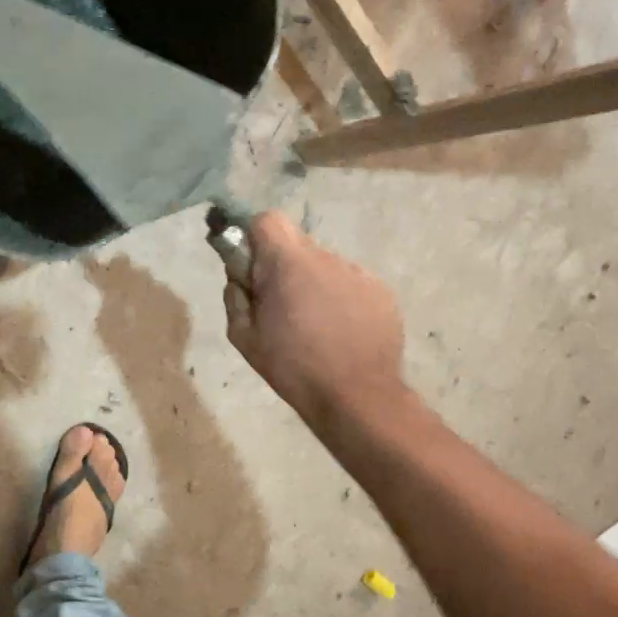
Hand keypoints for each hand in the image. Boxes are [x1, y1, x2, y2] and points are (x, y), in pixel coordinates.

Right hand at [223, 211, 407, 425]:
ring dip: (311, 284)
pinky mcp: (381, 292)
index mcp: (289, 264)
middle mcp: (326, 258)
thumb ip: (235, 295)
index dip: (254, 237)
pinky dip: (338, 300)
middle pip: (296, 245)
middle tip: (278, 305)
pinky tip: (338, 332)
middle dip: (281, 266)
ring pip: (323, 266)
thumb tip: (239, 275)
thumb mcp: (243, 336)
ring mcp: (359, 273)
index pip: (267, 220)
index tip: (250, 267)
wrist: (358, 396)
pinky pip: (349, 284)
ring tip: (312, 326)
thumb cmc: (292, 366)